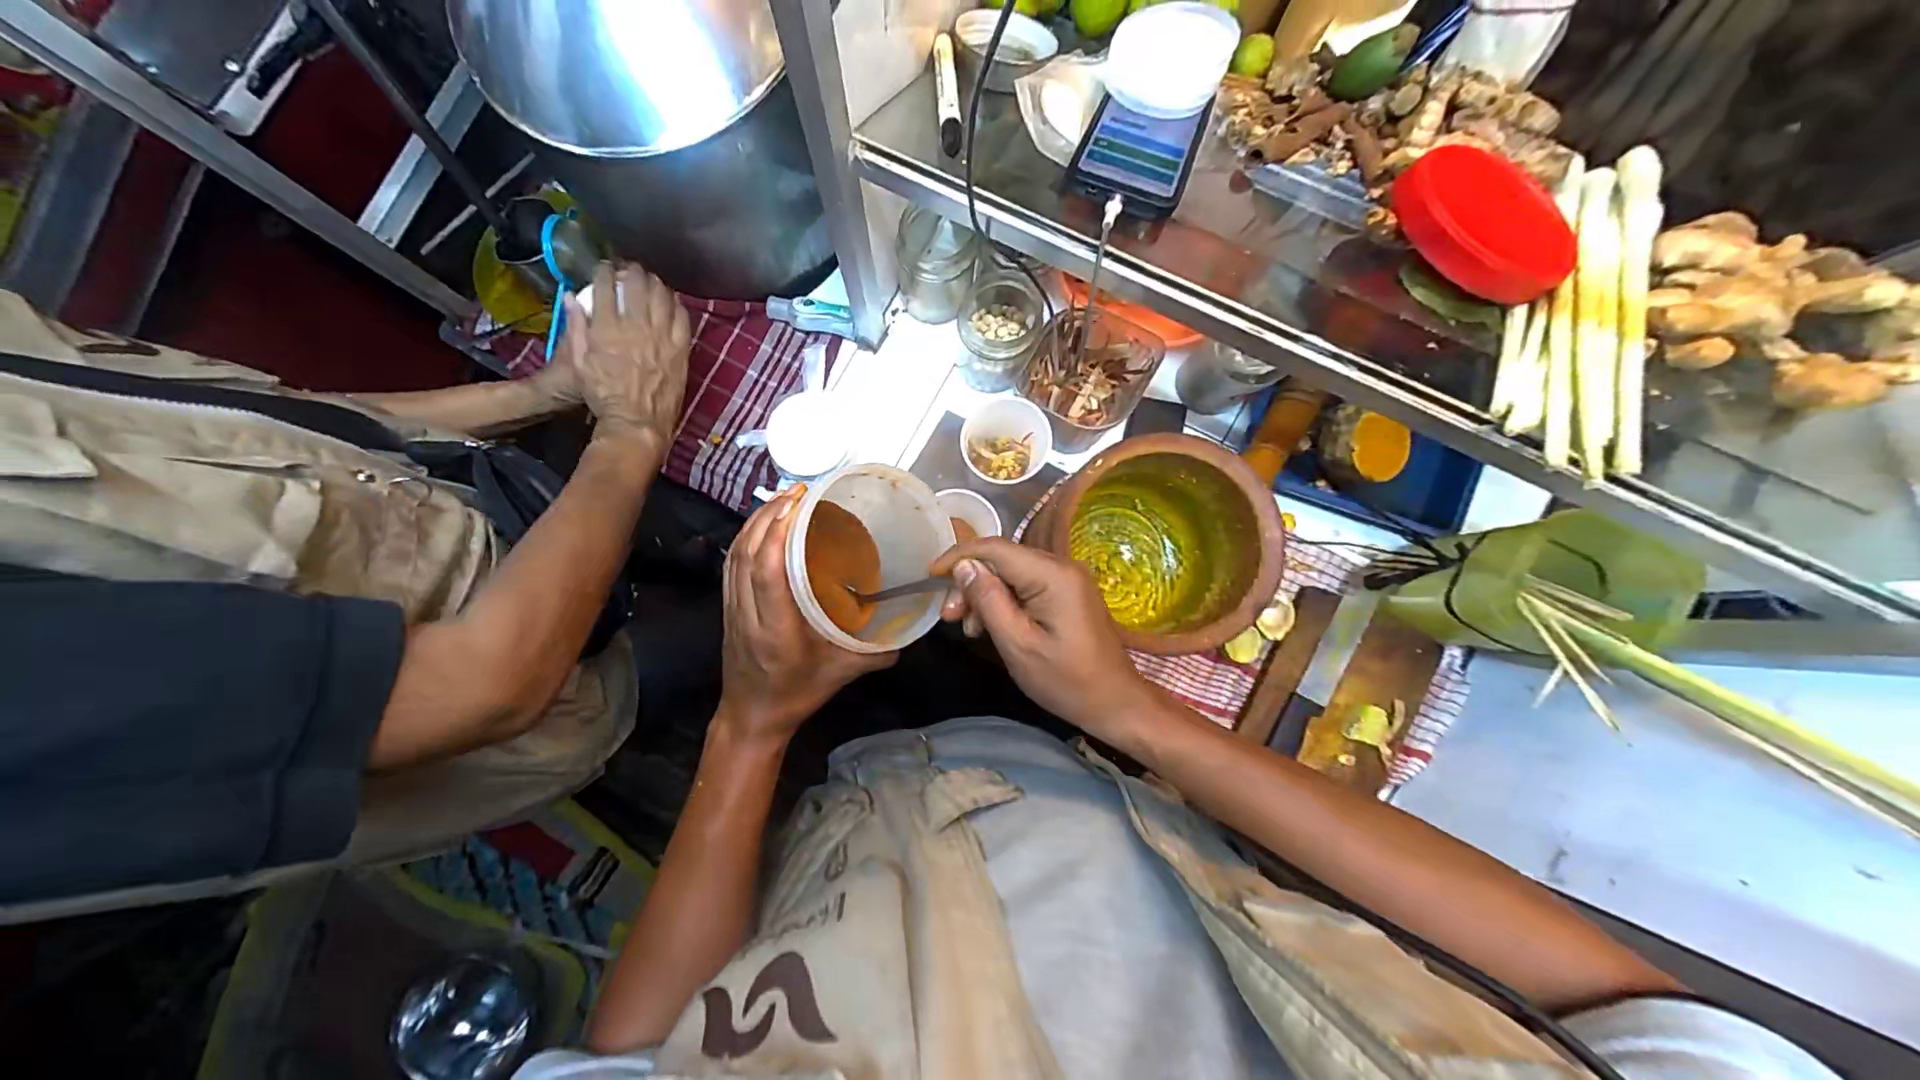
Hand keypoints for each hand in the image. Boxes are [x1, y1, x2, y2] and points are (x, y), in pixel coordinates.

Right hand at [559, 261, 690, 452]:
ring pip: (662, 297)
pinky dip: (677, 305)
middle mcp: (636, 328)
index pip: (606, 286)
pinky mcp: (680, 350)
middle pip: (637, 285)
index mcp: (607, 329)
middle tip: (631, 270)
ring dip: (656, 284)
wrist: (637, 422)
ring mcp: (662, 338)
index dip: (605, 271)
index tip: (605, 268)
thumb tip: (571, 297)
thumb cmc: (604, 396)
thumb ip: (575, 327)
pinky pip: (682, 318)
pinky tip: (672, 301)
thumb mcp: (579, 363)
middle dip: (633, 271)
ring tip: (652, 281)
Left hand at [718, 487, 895, 745]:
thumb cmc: (797, 695)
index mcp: (776, 630)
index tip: (800, 505)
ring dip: (756, 522)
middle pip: (747, 554)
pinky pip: (731, 563)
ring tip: (783, 499)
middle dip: (770, 516)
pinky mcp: (726, 606)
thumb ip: (877, 653)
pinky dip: (746, 537)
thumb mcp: (843, 674)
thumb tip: (911, 629)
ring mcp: (732, 608)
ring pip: (735, 554)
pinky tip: (765, 524)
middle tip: (799, 492)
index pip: (766, 571)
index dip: (778, 532)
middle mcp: (748, 614)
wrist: (752, 717)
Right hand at [928, 539, 1154, 735]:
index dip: (959, 556)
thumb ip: (988, 601)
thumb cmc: (1066, 681)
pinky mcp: (1068, 592)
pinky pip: (1026, 585)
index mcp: (1053, 575)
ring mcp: (1067, 578)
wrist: (1115, 702)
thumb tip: (963, 567)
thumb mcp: (1018, 645)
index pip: (995, 548)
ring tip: (969, 629)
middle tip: (950, 617)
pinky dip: (1003, 601)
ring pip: (1011, 572)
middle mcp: (1062, 566)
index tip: (930, 575)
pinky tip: (990, 626)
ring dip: (984, 595)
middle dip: (970, 582)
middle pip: (1002, 559)